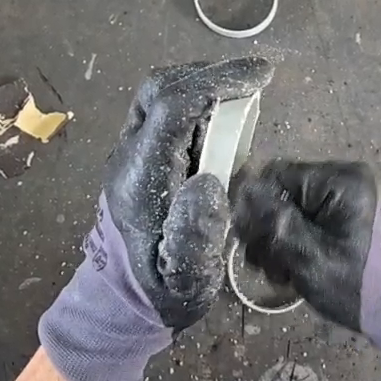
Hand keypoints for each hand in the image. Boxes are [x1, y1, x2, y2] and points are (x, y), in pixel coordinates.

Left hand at [40, 57, 271, 380]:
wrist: (118, 306)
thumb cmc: (158, 291)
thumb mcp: (185, 276)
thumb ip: (196, 232)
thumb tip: (210, 181)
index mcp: (144, 175)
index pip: (175, 106)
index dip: (219, 82)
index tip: (262, 77)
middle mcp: (131, 155)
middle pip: (161, 89)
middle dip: (210, 75)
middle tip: (253, 80)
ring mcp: (131, 155)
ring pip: (159, 97)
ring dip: (202, 86)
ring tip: (242, 93)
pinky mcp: (139, 161)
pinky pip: (163, 114)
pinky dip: (196, 103)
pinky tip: (223, 118)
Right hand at [234, 160, 380, 380]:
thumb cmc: (356, 287)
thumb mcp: (308, 256)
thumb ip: (273, 220)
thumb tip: (241, 189)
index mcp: (342, 180)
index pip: (277, 175)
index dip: (256, 206)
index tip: (248, 242)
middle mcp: (347, 179)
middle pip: (285, 192)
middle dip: (269, 229)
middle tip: (267, 266)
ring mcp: (350, 198)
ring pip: (293, 208)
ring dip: (280, 240)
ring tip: (281, 274)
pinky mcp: (350, 216)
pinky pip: (310, 219)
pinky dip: (297, 242)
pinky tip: (294, 269)